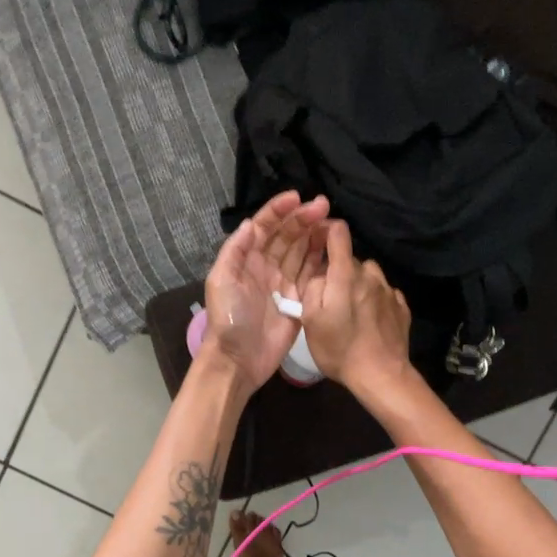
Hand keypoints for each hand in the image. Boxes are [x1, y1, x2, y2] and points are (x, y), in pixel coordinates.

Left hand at [201, 191, 329, 392]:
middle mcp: (266, 267)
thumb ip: (236, 250)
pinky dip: (322, 261)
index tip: (298, 197)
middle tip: (324, 207)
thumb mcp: (221, 280)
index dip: (280, 211)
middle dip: (304, 219)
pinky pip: (311, 276)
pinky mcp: (297, 302)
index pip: (265, 227)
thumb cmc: (228, 319)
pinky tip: (334, 247)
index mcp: (246, 259)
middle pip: (288, 236)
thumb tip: (253, 222)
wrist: (238, 359)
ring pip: (302, 252)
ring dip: (315, 236)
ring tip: (333, 223)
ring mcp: (283, 284)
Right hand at [299, 220, 412, 392]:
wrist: (381, 375)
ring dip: (359, 285)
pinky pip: (384, 294)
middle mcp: (370, 275)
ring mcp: (390, 290)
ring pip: (369, 276)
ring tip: (351, 310)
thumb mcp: (310, 321)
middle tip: (329, 298)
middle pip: (352, 260)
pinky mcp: (401, 307)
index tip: (317, 239)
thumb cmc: (339, 349)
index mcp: (346, 274)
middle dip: (339, 272)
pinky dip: (374, 300)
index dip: (326, 229)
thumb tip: (320, 275)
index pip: (339, 232)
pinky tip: (369, 321)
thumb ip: (312, 289)